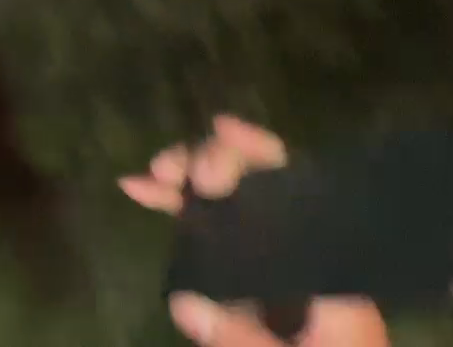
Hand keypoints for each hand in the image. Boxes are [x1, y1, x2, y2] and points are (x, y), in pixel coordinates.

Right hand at [120, 117, 389, 346]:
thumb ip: (242, 336)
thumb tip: (182, 302)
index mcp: (318, 266)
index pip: (293, 188)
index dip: (258, 151)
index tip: (222, 127)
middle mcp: (289, 245)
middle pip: (248, 180)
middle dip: (203, 161)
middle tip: (168, 170)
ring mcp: (259, 250)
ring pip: (218, 194)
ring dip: (179, 175)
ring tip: (148, 177)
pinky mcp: (236, 264)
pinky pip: (201, 219)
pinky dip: (168, 199)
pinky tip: (134, 187)